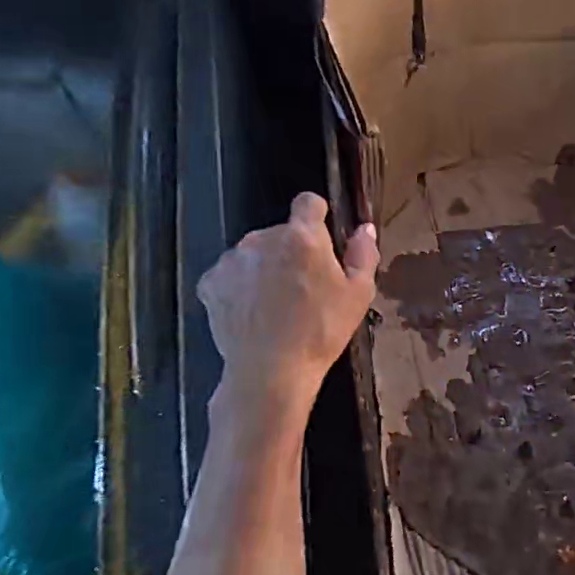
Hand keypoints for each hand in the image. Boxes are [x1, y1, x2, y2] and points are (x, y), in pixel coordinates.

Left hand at [197, 192, 378, 417]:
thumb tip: (364, 229)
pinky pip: (230, 276)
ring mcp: (232, 260)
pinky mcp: (209, 283)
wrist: (271, 370)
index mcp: (302, 237)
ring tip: (277, 305)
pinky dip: (241, 288)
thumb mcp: (358, 295)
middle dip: (292, 252)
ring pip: (254, 254)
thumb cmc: (322, 331)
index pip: (307, 203)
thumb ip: (362, 255)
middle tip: (305, 287)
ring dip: (266, 268)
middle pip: (281, 233)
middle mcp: (262, 238)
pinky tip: (253, 313)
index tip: (322, 236)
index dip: (317, 215)